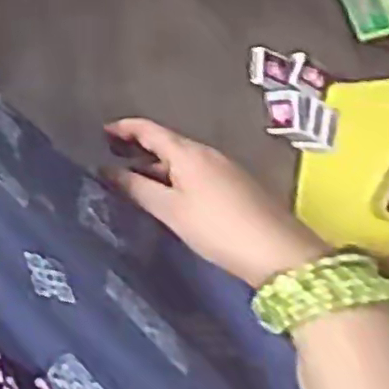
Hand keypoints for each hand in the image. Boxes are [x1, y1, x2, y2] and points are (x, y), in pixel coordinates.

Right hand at [103, 118, 330, 286]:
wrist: (288, 260)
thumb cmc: (219, 228)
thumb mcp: (169, 209)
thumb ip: (135, 187)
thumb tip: (106, 170)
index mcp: (186, 152)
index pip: (146, 128)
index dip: (121, 128)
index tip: (100, 135)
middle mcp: (206, 153)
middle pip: (165, 141)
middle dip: (137, 147)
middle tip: (113, 159)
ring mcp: (226, 169)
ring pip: (182, 158)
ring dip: (156, 164)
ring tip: (136, 181)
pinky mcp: (240, 187)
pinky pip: (197, 171)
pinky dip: (176, 175)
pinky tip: (170, 196)